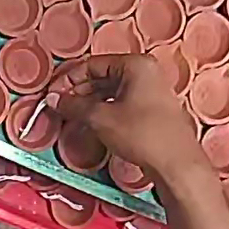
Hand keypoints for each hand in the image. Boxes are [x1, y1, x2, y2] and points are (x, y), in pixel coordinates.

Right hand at [45, 54, 204, 180]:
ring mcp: (149, 90)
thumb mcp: (100, 118)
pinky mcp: (150, 108)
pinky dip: (102, 109)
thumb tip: (53, 99)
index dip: (68, 79)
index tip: (53, 94)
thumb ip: (73, 105)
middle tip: (58, 105)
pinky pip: (119, 101)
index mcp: (135, 65)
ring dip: (87, 101)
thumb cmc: (142, 134)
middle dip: (77, 91)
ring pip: (109, 90)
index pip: (92, 64)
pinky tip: (88, 121)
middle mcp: (145, 72)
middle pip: (101, 76)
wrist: (176, 164)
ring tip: (69, 115)